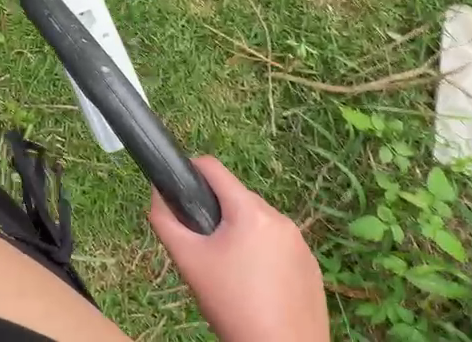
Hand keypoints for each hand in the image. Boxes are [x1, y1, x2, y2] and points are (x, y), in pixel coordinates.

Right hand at [150, 157, 327, 341]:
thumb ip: (164, 217)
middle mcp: (282, 220)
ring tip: (229, 268)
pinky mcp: (313, 268)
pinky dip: (261, 253)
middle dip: (216, 212)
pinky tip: (254, 284)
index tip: (179, 194)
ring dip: (239, 232)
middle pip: (235, 197)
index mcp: (252, 212)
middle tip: (204, 245)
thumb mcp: (186, 258)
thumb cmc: (231, 304)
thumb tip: (158, 191)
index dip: (189, 171)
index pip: (213, 168)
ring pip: (257, 221)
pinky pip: (277, 245)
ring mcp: (302, 245)